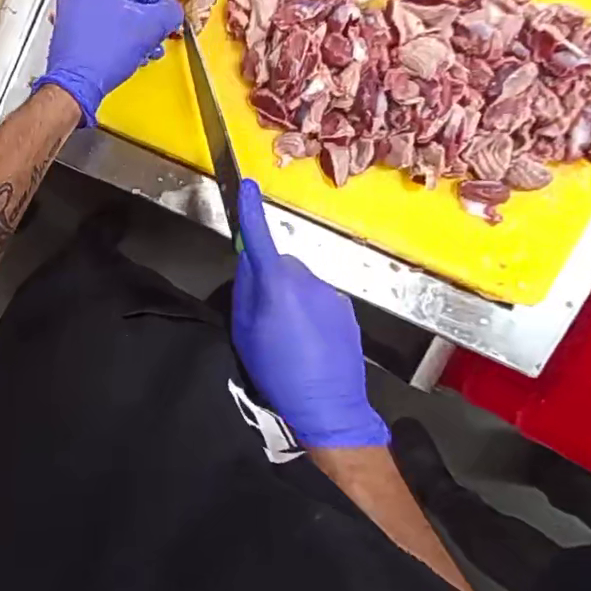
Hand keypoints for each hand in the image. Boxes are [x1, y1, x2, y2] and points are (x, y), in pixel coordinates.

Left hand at [34, 0, 183, 126]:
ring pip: (111, 17)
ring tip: (145, 50)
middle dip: (145, 19)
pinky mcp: (66, 37)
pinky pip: (97, 32)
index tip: (166, 13)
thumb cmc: (103, 54)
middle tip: (157, 33)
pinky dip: (114, 41)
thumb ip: (169, 12)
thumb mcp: (150, 27)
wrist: (75, 86)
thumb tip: (173, 10)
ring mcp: (68, 15)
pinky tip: (126, 56)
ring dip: (132, 33)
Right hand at [231, 179, 388, 448]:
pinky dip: (307, 311)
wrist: (328, 406)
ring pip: (299, 283)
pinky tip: (305, 341)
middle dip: (267, 278)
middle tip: (258, 314)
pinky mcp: (346, 309)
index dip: (251, 211)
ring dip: (288, 296)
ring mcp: (332, 294)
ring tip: (285, 335)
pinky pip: (318, 298)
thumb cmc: (275, 369)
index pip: (259, 238)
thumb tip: (248, 262)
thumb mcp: (244, 331)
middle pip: (279, 264)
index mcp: (277, 284)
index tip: (247, 184)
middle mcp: (308, 280)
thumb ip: (244, 291)